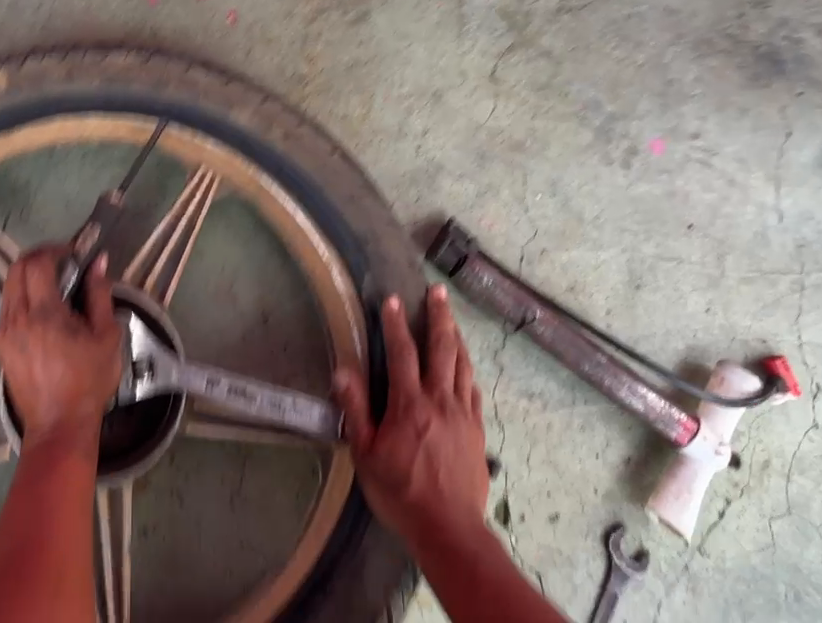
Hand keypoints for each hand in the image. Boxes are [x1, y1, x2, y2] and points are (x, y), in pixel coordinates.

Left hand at [0, 247, 123, 443]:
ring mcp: (4, 333)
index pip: (38, 264)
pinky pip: (7, 309)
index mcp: (44, 314)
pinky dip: (22, 298)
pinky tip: (42, 312)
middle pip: (17, 269)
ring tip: (52, 285)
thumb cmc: (89, 380)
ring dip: (28, 277)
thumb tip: (99, 262)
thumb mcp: (106, 336)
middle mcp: (17, 318)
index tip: (71, 253)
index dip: (54, 250)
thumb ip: (100, 294)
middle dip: (38, 258)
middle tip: (60, 261)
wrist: (59, 424)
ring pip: (9, 288)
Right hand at [333, 286, 490, 548]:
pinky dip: (467, 370)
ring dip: (456, 337)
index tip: (391, 300)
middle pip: (442, 349)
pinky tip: (464, 366)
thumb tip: (343, 371)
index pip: (402, 353)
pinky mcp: (477, 431)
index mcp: (409, 404)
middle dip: (438, 317)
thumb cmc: (400, 492)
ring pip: (462, 365)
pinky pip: (473, 390)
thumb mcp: (366, 454)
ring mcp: (463, 414)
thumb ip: (356, 410)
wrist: (449, 529)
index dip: (395, 324)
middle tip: (437, 292)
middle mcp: (440, 400)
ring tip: (451, 318)